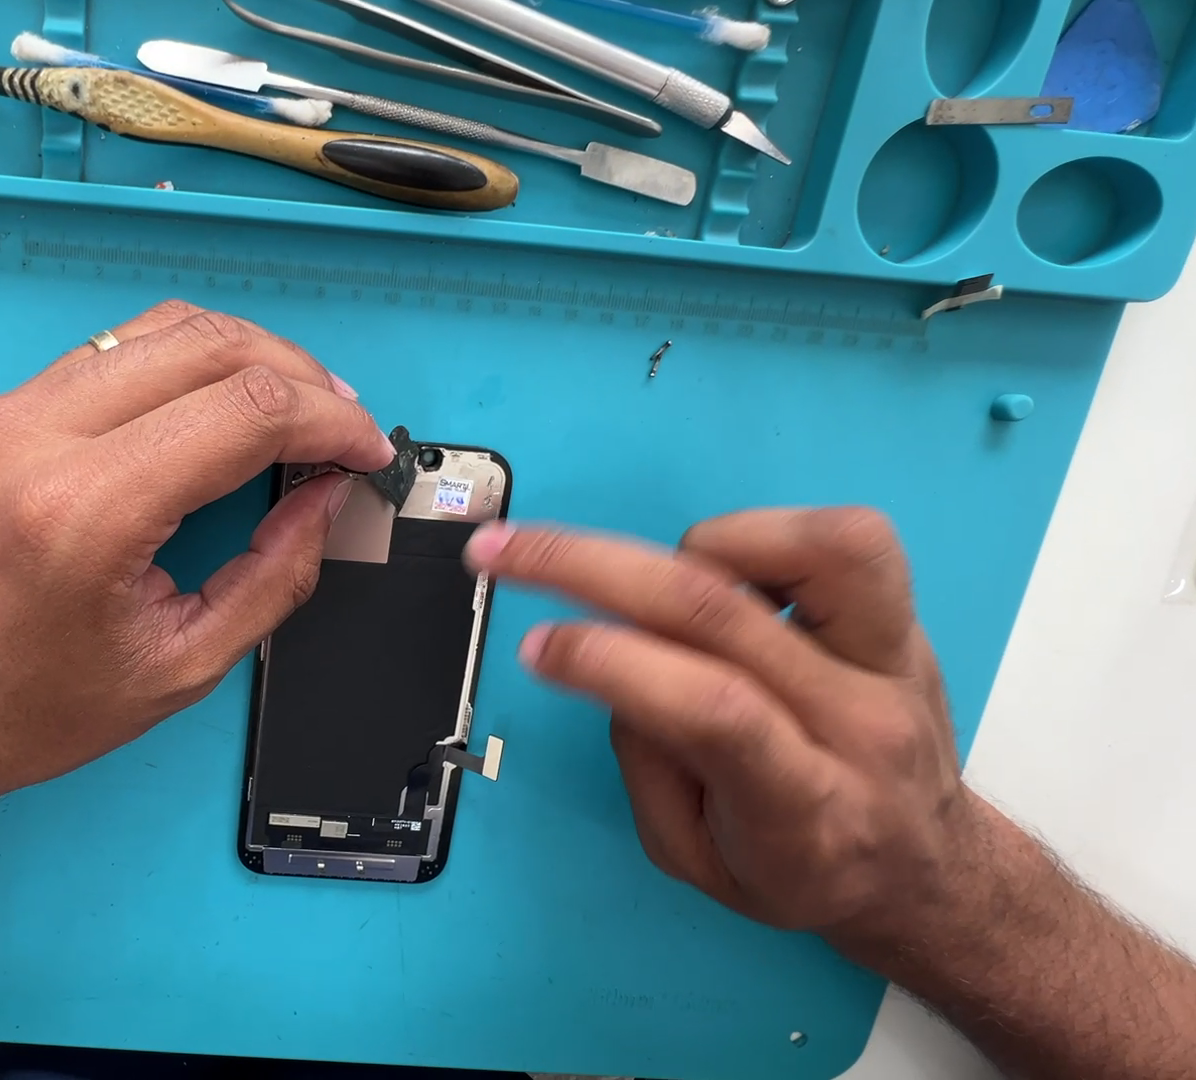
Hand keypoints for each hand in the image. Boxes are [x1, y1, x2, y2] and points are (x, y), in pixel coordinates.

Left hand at [0, 302, 391, 802]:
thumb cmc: (40, 707)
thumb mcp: (183, 665)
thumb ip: (275, 574)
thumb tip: (326, 493)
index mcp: (85, 512)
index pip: (243, 412)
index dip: (329, 420)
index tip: (366, 449)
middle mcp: (37, 435)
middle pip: (208, 345)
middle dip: (300, 376)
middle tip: (342, 422)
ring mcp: (10, 411)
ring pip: (163, 329)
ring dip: (249, 356)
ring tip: (298, 406)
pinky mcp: (2, 410)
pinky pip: (118, 350)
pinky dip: (190, 361)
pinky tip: (224, 401)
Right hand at [465, 508, 977, 943]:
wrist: (929, 873)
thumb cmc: (794, 871)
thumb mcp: (694, 859)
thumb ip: (647, 760)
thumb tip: (611, 656)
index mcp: (803, 806)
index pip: (714, 713)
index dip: (608, 663)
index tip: (532, 647)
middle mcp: (857, 721)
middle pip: (720, 611)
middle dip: (583, 564)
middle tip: (497, 549)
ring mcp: (894, 660)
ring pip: (811, 550)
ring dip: (689, 549)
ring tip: (649, 585)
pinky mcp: (905, 621)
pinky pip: (844, 539)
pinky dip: (755, 535)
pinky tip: (711, 571)